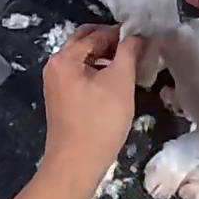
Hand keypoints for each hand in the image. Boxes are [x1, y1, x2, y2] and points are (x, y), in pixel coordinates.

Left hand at [39, 25, 144, 198]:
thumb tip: (136, 35)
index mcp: (64, 58)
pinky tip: (116, 81)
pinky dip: (98, 70)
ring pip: (84, 58)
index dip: (120, 33)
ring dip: (106, 56)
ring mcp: (56, 83)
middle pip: (85, 42)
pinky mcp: (62, 98)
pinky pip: (81, 73)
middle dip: (111, 41)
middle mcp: (55, 66)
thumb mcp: (120, 81)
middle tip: (136, 48)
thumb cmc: (99, 121)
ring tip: (130, 64)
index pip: (96, 34)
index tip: (143, 38)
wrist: (76, 165)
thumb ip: (129, 52)